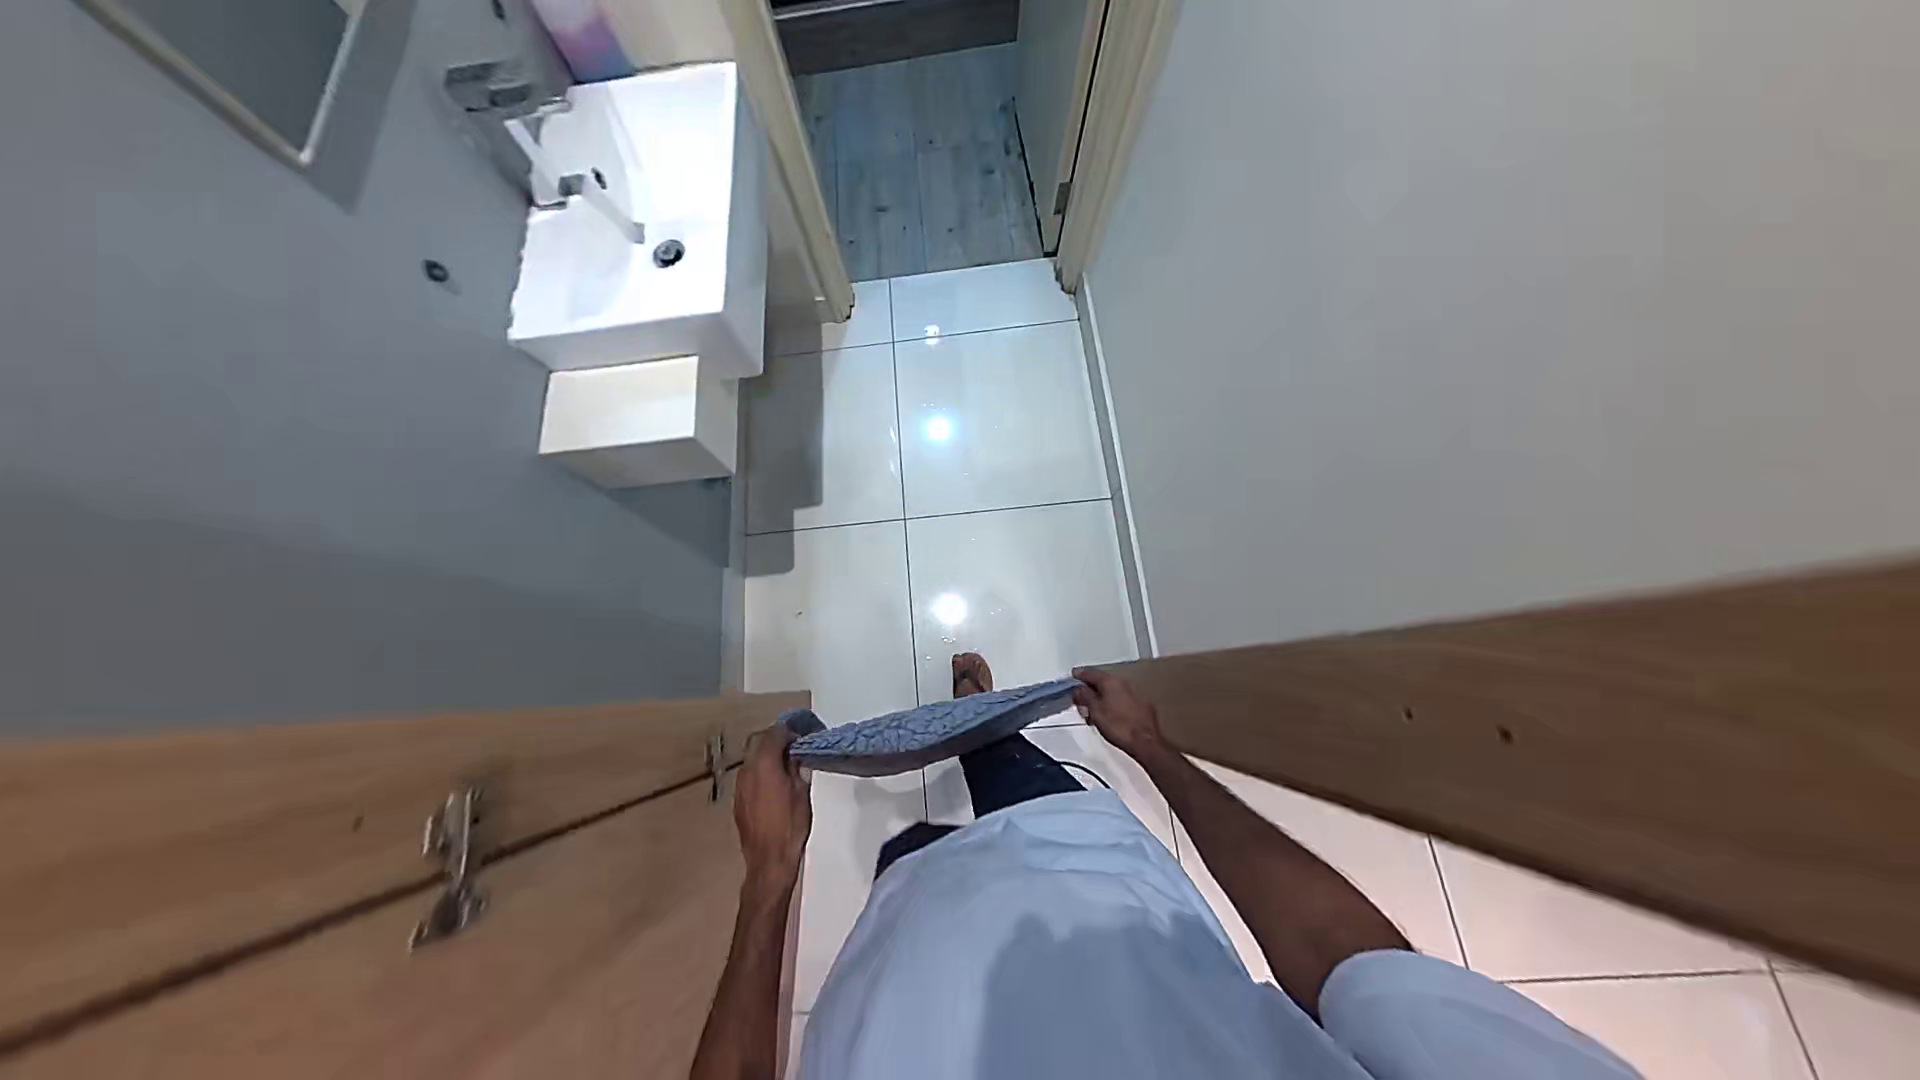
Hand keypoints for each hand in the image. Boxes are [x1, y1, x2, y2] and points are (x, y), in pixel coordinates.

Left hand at [733, 722, 811, 889]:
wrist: (769, 860)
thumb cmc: (790, 826)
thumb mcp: (802, 792)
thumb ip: (797, 768)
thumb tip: (796, 756)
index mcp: (765, 765)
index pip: (774, 734)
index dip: (788, 731)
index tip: (801, 736)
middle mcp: (747, 771)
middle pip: (759, 743)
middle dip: (776, 741)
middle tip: (794, 748)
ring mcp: (739, 786)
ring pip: (752, 759)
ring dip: (767, 757)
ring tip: (785, 767)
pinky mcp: (737, 800)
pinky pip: (749, 776)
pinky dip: (761, 773)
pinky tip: (774, 785)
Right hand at [1072, 667, 1169, 761]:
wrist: (1145, 742)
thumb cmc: (1118, 726)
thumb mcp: (1095, 711)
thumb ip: (1084, 696)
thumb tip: (1078, 689)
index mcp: (1111, 682)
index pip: (1091, 673)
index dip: (1079, 675)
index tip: (1073, 676)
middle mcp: (1124, 683)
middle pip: (1102, 682)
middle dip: (1089, 690)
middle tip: (1080, 701)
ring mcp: (1134, 693)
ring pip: (1112, 691)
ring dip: (1101, 699)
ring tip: (1093, 714)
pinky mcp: (1142, 705)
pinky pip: (1122, 699)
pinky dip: (1112, 704)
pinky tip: (1109, 716)